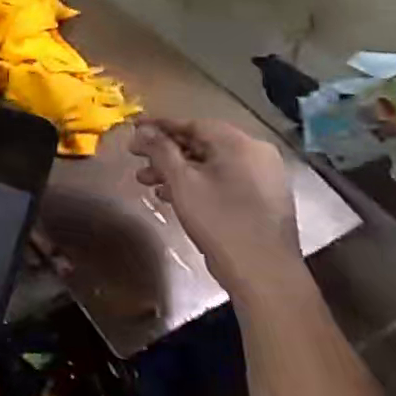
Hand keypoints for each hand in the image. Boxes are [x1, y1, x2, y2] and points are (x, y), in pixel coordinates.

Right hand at [129, 118, 303, 298]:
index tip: (132, 128)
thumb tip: (142, 130)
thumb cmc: (219, 220)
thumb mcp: (182, 182)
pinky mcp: (260, 198)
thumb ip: (161, 151)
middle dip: (164, 151)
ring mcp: (261, 177)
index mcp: (240, 144)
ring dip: (176, 169)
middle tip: (135, 157)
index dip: (159, 125)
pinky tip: (170, 195)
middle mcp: (256, 154)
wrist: (263, 271)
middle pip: (201, 143)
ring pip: (209, 163)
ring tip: (146, 181)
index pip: (194, 124)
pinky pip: (221, 179)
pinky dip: (195, 182)